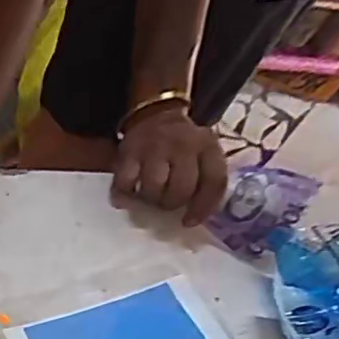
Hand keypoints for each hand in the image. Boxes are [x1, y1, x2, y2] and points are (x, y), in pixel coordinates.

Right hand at [114, 104, 228, 226]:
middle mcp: (184, 147)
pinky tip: (127, 196)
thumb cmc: (180, 144)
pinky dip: (125, 195)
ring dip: (149, 201)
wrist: (154, 117)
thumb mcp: (201, 152)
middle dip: (171, 203)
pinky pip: (125, 184)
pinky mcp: (128, 155)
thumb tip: (194, 214)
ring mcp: (154, 150)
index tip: (190, 222)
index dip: (203, 206)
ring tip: (147, 199)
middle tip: (164, 205)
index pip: (213, 181)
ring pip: (153, 188)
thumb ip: (203, 177)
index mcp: (208, 147)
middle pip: (181, 188)